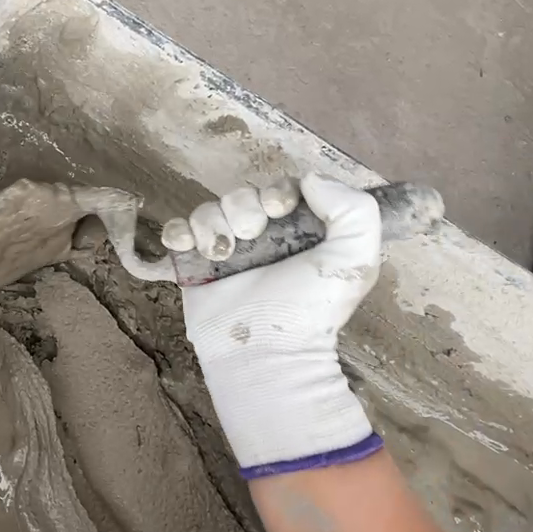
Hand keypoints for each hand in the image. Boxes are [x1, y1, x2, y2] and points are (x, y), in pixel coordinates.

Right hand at [163, 175, 383, 475]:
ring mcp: (223, 250)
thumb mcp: (356, 260)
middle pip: (239, 196)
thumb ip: (355, 211)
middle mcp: (259, 237)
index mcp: (296, 231)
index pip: (279, 189)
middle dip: (242, 210)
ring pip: (207, 211)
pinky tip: (190, 247)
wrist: (266, 352)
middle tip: (251, 237)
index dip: (275, 191)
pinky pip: (176, 230)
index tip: (279, 210)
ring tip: (223, 253)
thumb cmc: (311, 310)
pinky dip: (177, 232)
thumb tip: (309, 179)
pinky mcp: (192, 265)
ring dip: (212, 225)